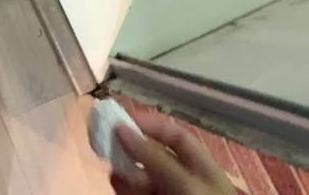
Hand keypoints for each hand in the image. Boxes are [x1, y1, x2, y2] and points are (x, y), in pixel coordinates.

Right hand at [109, 107, 236, 194]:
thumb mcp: (185, 184)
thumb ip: (153, 157)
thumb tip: (119, 127)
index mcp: (202, 170)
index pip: (176, 137)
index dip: (150, 125)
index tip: (123, 119)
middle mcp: (185, 183)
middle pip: (154, 156)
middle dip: (130, 147)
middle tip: (106, 141)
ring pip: (141, 177)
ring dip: (123, 168)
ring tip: (108, 164)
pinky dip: (122, 188)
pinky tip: (113, 183)